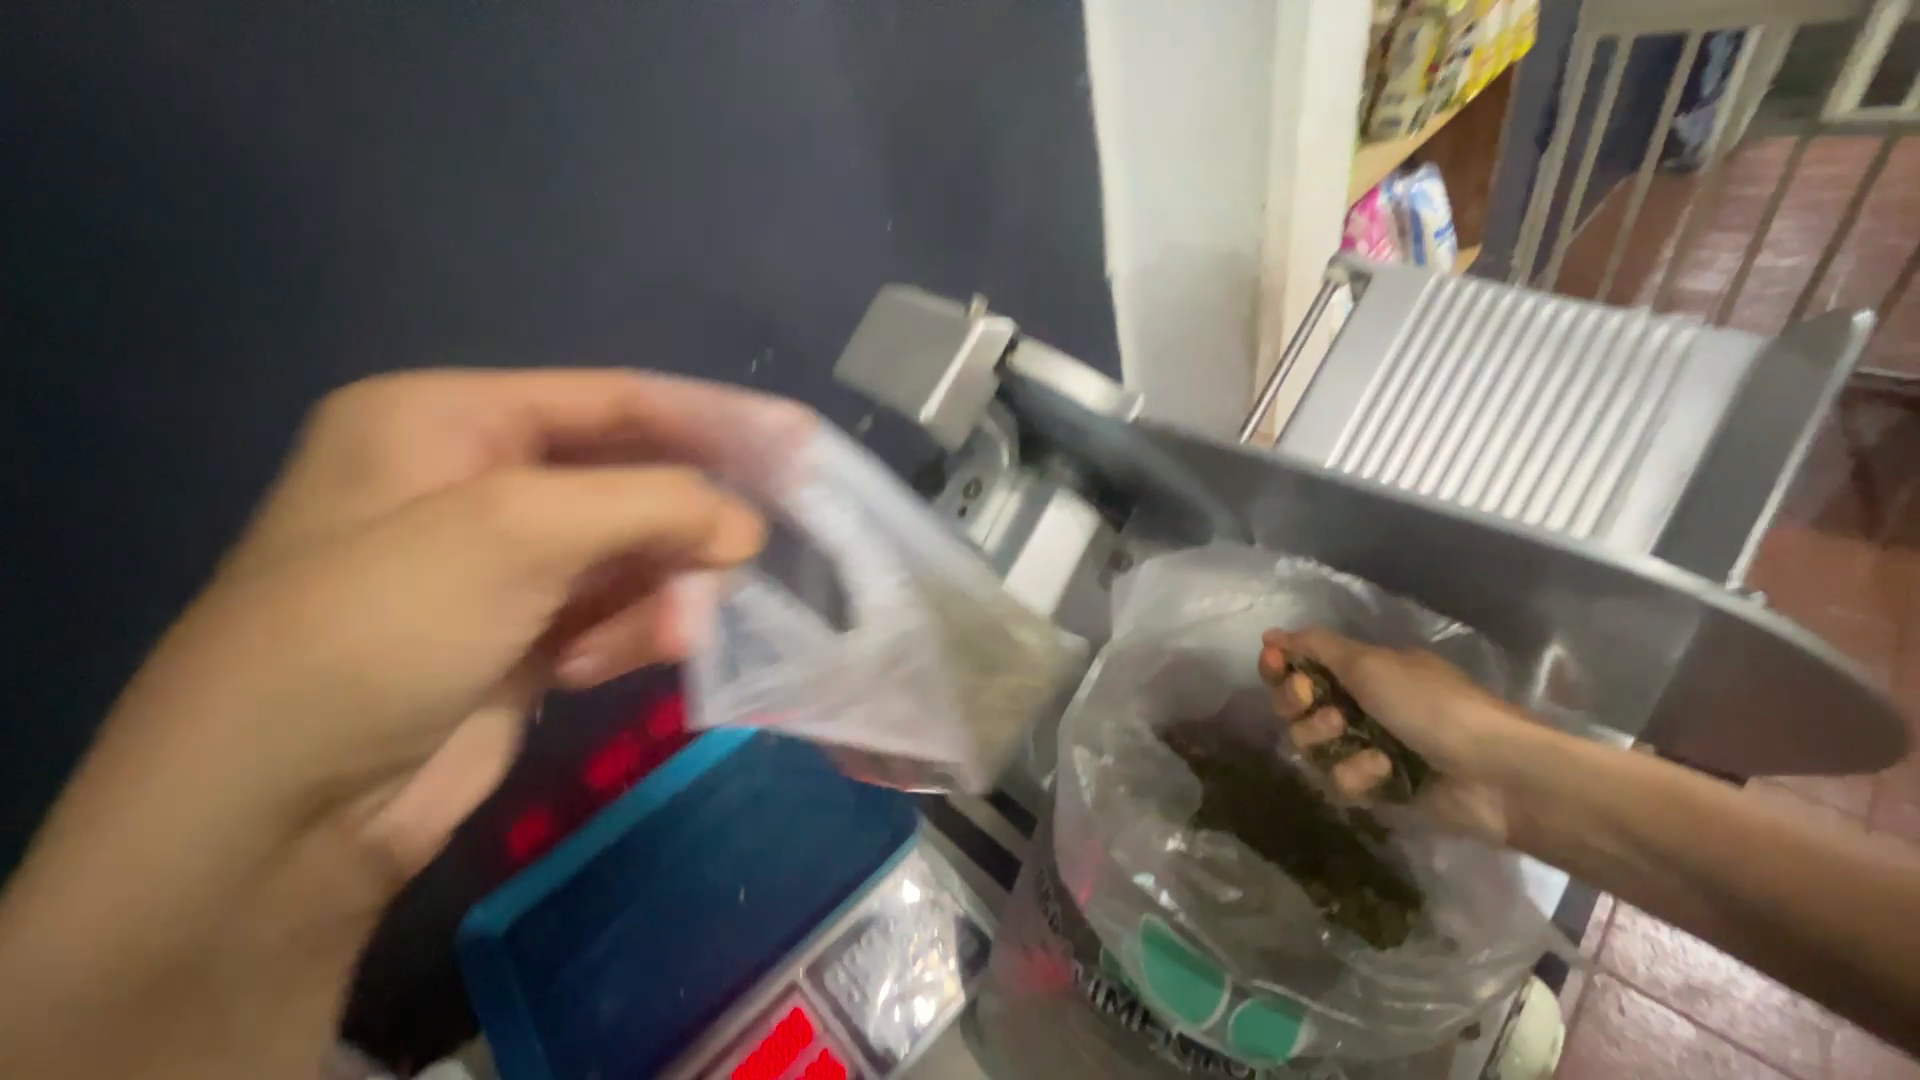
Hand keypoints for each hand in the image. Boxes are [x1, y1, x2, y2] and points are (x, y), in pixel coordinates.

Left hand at [0, 369, 790, 1079]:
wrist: (279, 811)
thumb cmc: (381, 628)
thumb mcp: (517, 531)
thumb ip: (653, 504)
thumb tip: (747, 526)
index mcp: (450, 420)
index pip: (614, 399)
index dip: (713, 416)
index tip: (800, 441)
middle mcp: (475, 482)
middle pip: (629, 480)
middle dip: (687, 522)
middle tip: (750, 555)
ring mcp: (500, 568)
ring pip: (632, 555)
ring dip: (660, 591)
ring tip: (672, 632)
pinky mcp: (522, 639)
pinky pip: (612, 614)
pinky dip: (628, 634)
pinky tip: (597, 668)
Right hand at [1259, 627, 1533, 841]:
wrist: (1494, 772)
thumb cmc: (1431, 705)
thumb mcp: (1372, 663)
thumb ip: (1317, 647)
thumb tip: (1273, 634)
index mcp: (1362, 671)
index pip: (1302, 665)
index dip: (1281, 664)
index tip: (1273, 660)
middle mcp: (1359, 706)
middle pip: (1296, 705)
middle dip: (1295, 702)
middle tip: (1311, 702)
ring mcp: (1365, 748)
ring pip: (1310, 744)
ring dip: (1324, 737)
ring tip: (1352, 734)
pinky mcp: (1375, 789)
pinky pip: (1338, 780)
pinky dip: (1357, 773)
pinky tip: (1384, 770)